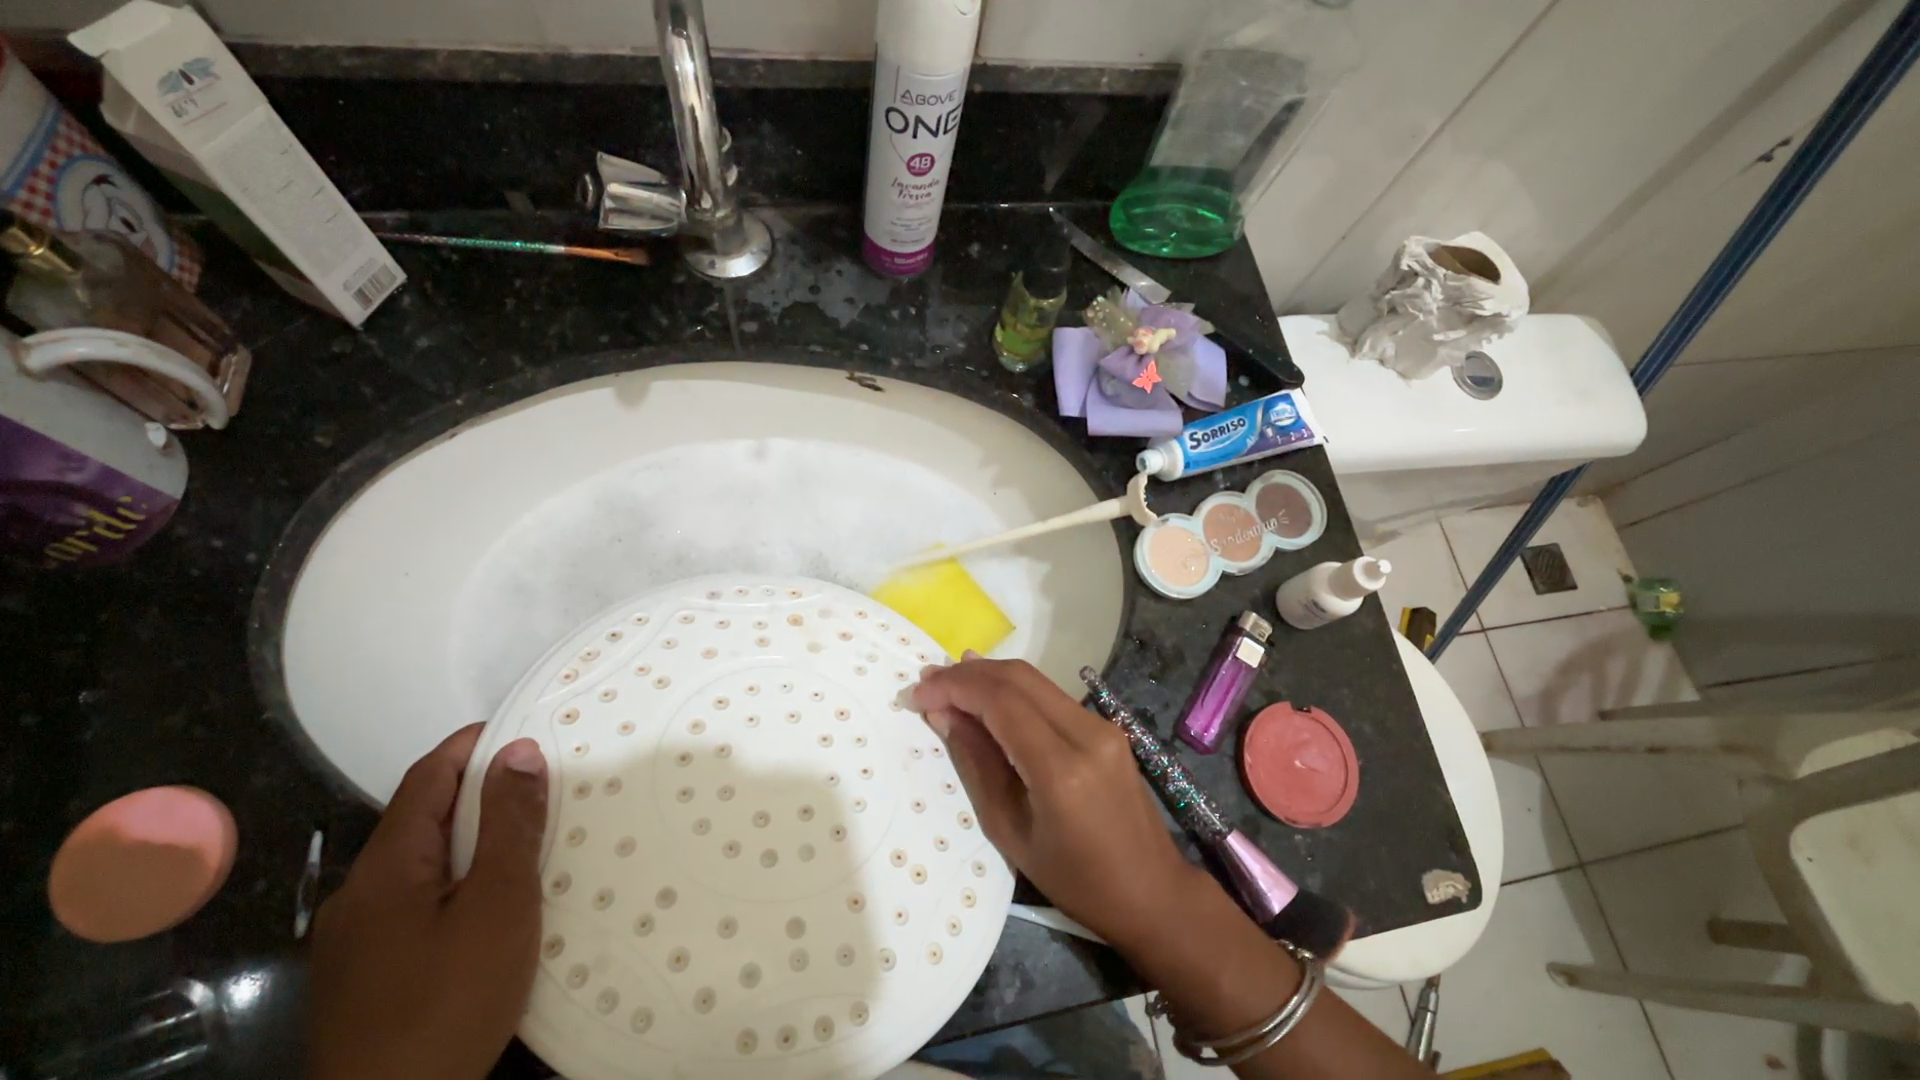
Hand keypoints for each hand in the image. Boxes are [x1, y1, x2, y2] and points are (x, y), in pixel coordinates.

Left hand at [307, 725, 548, 1079]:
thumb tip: (518, 751)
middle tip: (542, 782)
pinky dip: (457, 883)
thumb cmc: (448, 1001)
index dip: (471, 744)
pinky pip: (416, 905)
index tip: (522, 726)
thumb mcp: (498, 906)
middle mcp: (360, 894)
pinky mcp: (366, 977)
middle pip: (421, 820)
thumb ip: (510, 827)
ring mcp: (356, 940)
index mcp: (386, 866)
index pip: (427, 778)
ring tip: (528, 839)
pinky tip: (492, 908)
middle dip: (478, 792)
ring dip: (470, 841)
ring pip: (420, 866)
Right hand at [911, 655, 1204, 949]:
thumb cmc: (1075, 879)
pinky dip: (1014, 692)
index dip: (955, 689)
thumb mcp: (1011, 831)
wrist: (1152, 891)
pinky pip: (1051, 697)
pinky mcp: (1108, 729)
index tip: (918, 695)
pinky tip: (988, 700)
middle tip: (927, 683)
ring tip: (948, 686)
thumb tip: (944, 716)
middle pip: (1018, 678)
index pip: (1000, 702)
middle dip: (968, 675)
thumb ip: (977, 765)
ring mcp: (1103, 726)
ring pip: (1036, 681)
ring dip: (990, 678)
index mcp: (1061, 769)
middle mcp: (1086, 734)